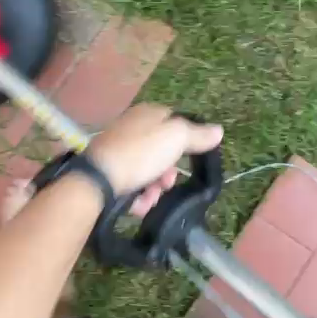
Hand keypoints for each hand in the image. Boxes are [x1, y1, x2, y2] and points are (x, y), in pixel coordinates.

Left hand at [83, 104, 223, 212]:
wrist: (98, 180)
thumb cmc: (141, 153)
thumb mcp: (176, 138)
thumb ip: (197, 135)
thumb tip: (218, 130)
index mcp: (148, 113)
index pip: (175, 123)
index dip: (186, 142)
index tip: (190, 159)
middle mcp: (132, 128)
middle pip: (163, 152)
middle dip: (168, 172)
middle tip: (166, 183)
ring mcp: (119, 150)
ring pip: (149, 171)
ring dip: (154, 189)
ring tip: (149, 197)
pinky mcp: (109, 172)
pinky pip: (133, 183)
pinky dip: (138, 196)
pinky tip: (137, 204)